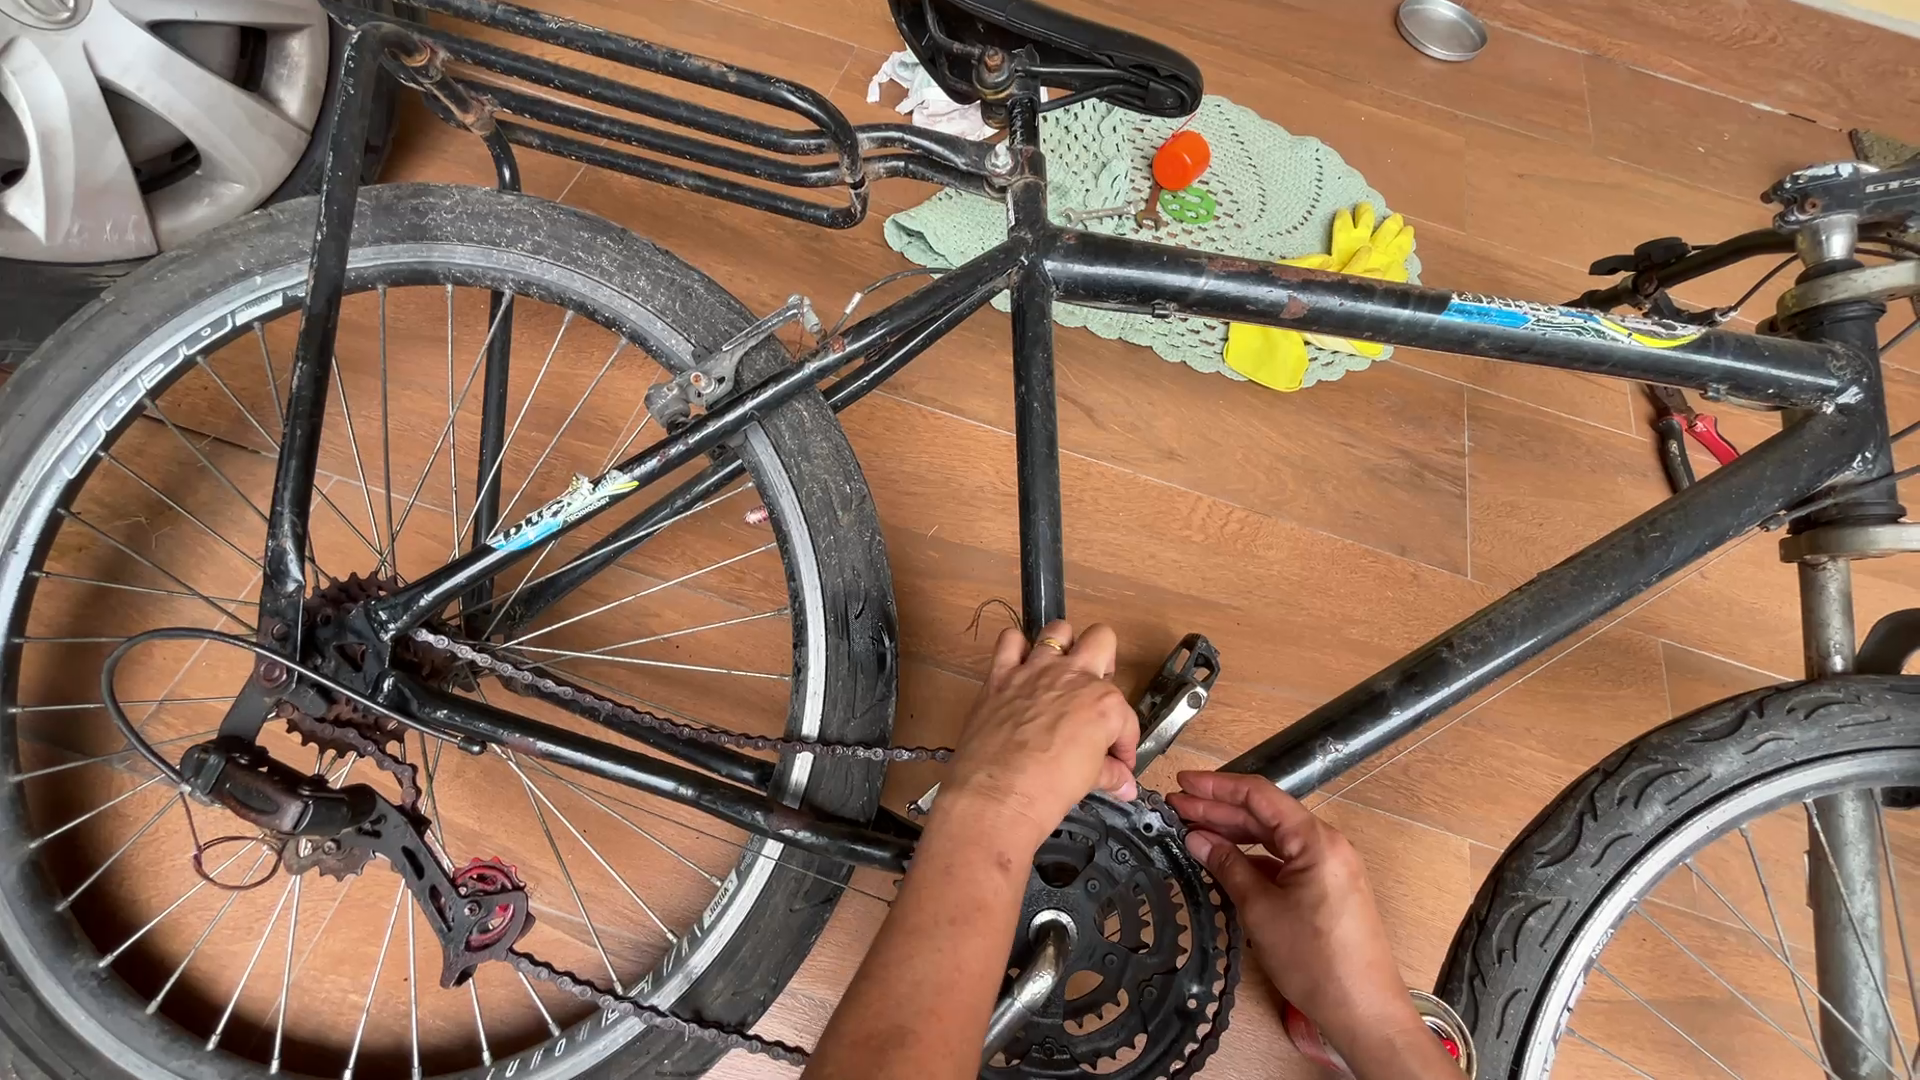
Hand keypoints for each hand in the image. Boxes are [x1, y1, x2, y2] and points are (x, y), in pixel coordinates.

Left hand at [938, 620, 1138, 851]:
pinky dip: (1015, 648)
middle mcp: (1072, 676)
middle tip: (1094, 689)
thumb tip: (1124, 784)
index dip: (1123, 743)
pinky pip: (1009, 640)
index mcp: (1104, 703)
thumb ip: (1109, 774)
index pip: (1125, 717)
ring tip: (1060, 671)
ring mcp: (1035, 670)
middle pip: (1101, 640)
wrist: (997, 794)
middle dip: (1103, 661)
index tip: (1116, 762)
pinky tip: (1019, 668)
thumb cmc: (1047, 789)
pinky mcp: (1001, 674)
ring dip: (1062, 646)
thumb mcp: (1089, 781)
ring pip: (1058, 630)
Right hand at [1170, 772, 1448, 1076]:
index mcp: (1315, 840)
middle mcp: (1325, 845)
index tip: (1182, 781)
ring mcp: (1327, 867)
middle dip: (1218, 808)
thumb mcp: (1261, 909)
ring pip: (1271, 836)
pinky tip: (1222, 859)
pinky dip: (1250, 855)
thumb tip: (1195, 837)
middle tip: (1176, 806)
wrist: (1366, 1016)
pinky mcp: (1324, 888)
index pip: (1259, 795)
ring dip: (1232, 831)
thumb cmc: (1314, 959)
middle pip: (1264, 813)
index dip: (1216, 785)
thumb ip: (1227, 865)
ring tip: (1191, 828)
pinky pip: (1281, 858)